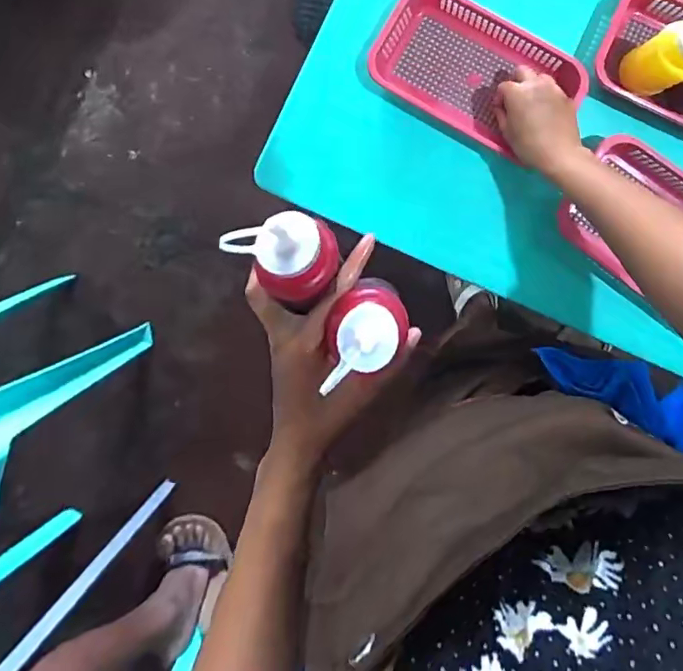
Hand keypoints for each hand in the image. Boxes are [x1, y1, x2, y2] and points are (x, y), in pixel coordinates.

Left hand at [244, 234, 420, 468]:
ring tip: (310, 252)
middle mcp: (283, 335)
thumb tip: (414, 331)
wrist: (296, 443)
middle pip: (275, 287)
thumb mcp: (363, 391)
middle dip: (294, 260)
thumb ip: (391, 363)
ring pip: (267, 295)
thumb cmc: (328, 418)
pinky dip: (280, 287)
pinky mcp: (277, 342)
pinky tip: (305, 280)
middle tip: (319, 239)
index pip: (330, 294)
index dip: (352, 265)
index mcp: (303, 343)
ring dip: (283, 272)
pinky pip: (270, 306)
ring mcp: (275, 339)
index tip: (368, 241)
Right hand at [496, 66, 589, 179]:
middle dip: (517, 81)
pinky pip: (554, 89)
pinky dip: (548, 94)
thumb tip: (501, 106)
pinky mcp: (566, 96)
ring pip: (541, 77)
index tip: (501, 107)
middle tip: (517, 97)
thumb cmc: (529, 146)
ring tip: (534, 100)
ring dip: (534, 84)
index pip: (503, 86)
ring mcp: (553, 88)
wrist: (561, 154)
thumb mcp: (507, 132)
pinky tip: (548, 108)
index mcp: (517, 92)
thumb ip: (501, 114)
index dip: (500, 96)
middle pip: (522, 71)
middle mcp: (535, 84)